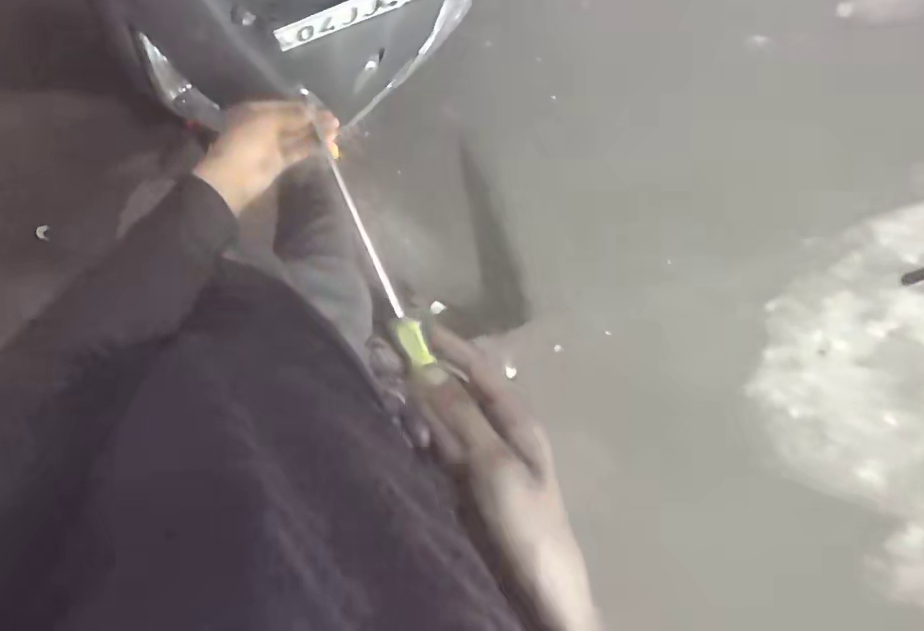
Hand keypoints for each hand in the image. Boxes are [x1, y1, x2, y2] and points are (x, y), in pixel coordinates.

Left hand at [191, 100, 337, 214]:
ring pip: (296, 136)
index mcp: (255, 111)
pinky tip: (327, 145)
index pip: (284, 106)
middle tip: (335, 122)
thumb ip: (292, 115)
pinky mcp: (277, 162)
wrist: (232, 179)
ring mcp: (270, 144)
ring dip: (315, 134)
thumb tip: (313, 110)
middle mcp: (263, 125)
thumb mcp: (268, 121)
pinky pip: (296, 151)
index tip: (325, 110)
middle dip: (312, 120)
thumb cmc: (247, 142)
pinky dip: (310, 148)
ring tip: (335, 133)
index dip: (304, 108)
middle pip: (292, 120)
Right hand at [411, 324, 599, 630]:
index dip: (447, 344)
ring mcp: (475, 456)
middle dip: (421, 370)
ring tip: (383, 386)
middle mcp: (494, 429)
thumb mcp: (496, 464)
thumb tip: (424, 365)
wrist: (540, 598)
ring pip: (439, 414)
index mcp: (515, 419)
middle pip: (454, 388)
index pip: (478, 368)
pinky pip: (433, 444)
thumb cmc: (528, 523)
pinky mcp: (459, 480)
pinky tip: (397, 425)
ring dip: (413, 399)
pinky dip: (415, 431)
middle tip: (383, 357)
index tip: (412, 325)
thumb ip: (460, 414)